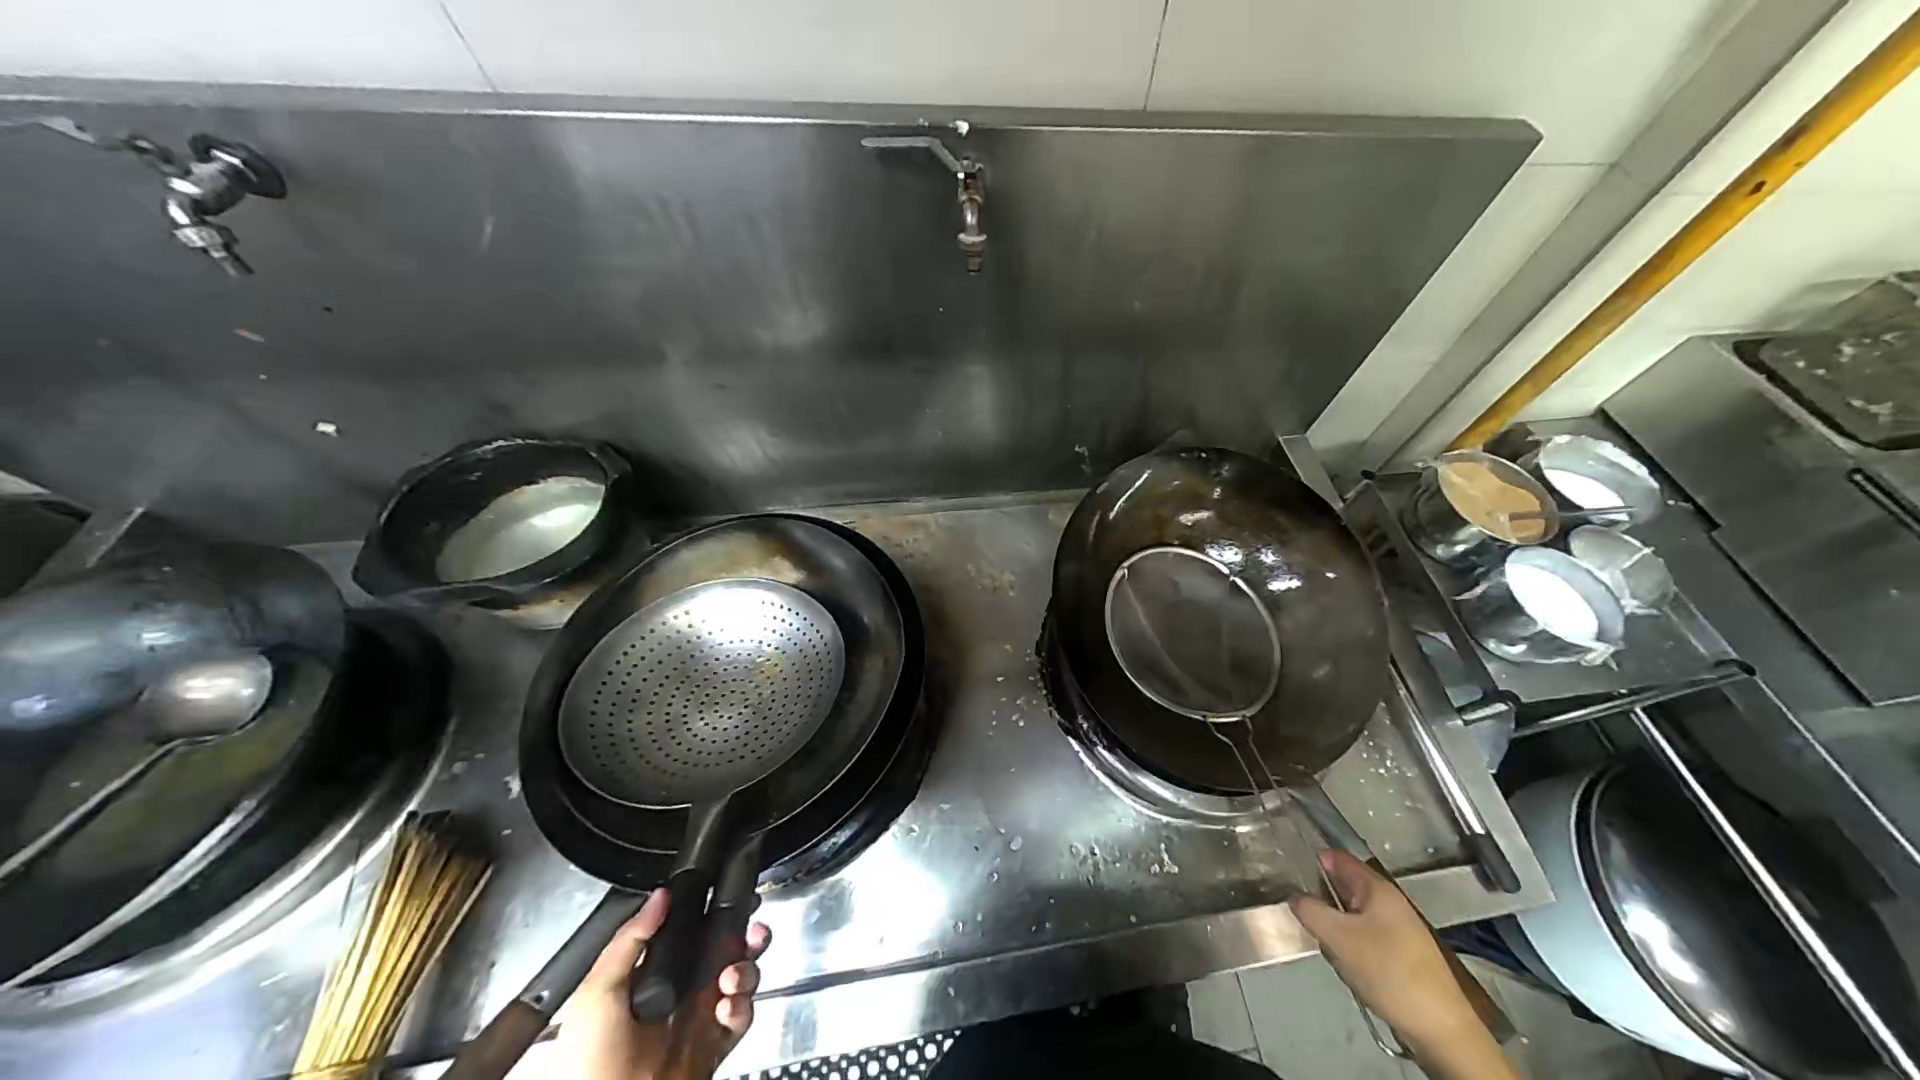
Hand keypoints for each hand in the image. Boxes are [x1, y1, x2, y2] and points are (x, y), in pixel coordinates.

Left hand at [552, 889, 771, 1079]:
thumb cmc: (590, 1063)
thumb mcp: (596, 993)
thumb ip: (629, 939)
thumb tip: (659, 896)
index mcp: (654, 973)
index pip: (693, 931)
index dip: (714, 912)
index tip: (729, 897)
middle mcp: (682, 990)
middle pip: (728, 949)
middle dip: (748, 935)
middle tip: (752, 932)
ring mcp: (702, 1016)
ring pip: (743, 976)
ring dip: (746, 968)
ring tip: (732, 976)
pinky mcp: (716, 1044)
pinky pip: (744, 1016)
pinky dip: (743, 1006)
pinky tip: (727, 1007)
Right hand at [1288, 851, 1488, 1055]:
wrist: (1439, 1027)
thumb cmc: (1388, 971)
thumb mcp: (1337, 937)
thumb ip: (1310, 910)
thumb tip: (1294, 897)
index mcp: (1378, 889)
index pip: (1339, 858)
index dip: (1313, 859)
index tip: (1289, 872)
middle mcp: (1390, 903)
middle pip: (1344, 888)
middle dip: (1323, 902)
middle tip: (1307, 919)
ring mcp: (1399, 929)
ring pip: (1352, 917)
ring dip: (1336, 930)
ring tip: (1330, 950)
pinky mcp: (1402, 954)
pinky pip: (1365, 938)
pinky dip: (1351, 948)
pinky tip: (1349, 967)